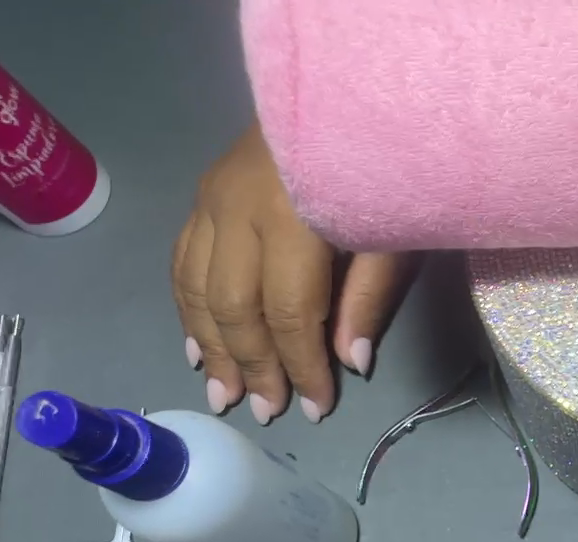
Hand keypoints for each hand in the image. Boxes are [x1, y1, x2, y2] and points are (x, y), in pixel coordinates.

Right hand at [172, 124, 418, 423]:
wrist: (343, 93)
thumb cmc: (383, 168)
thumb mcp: (393, 235)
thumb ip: (367, 299)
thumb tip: (352, 364)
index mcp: (288, 222)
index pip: (289, 316)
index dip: (301, 367)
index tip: (314, 409)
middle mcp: (235, 212)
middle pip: (235, 308)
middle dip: (251, 366)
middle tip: (263, 412)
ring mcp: (210, 200)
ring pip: (198, 288)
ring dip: (210, 347)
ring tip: (223, 393)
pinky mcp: (202, 195)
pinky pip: (183, 262)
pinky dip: (189, 308)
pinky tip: (197, 345)